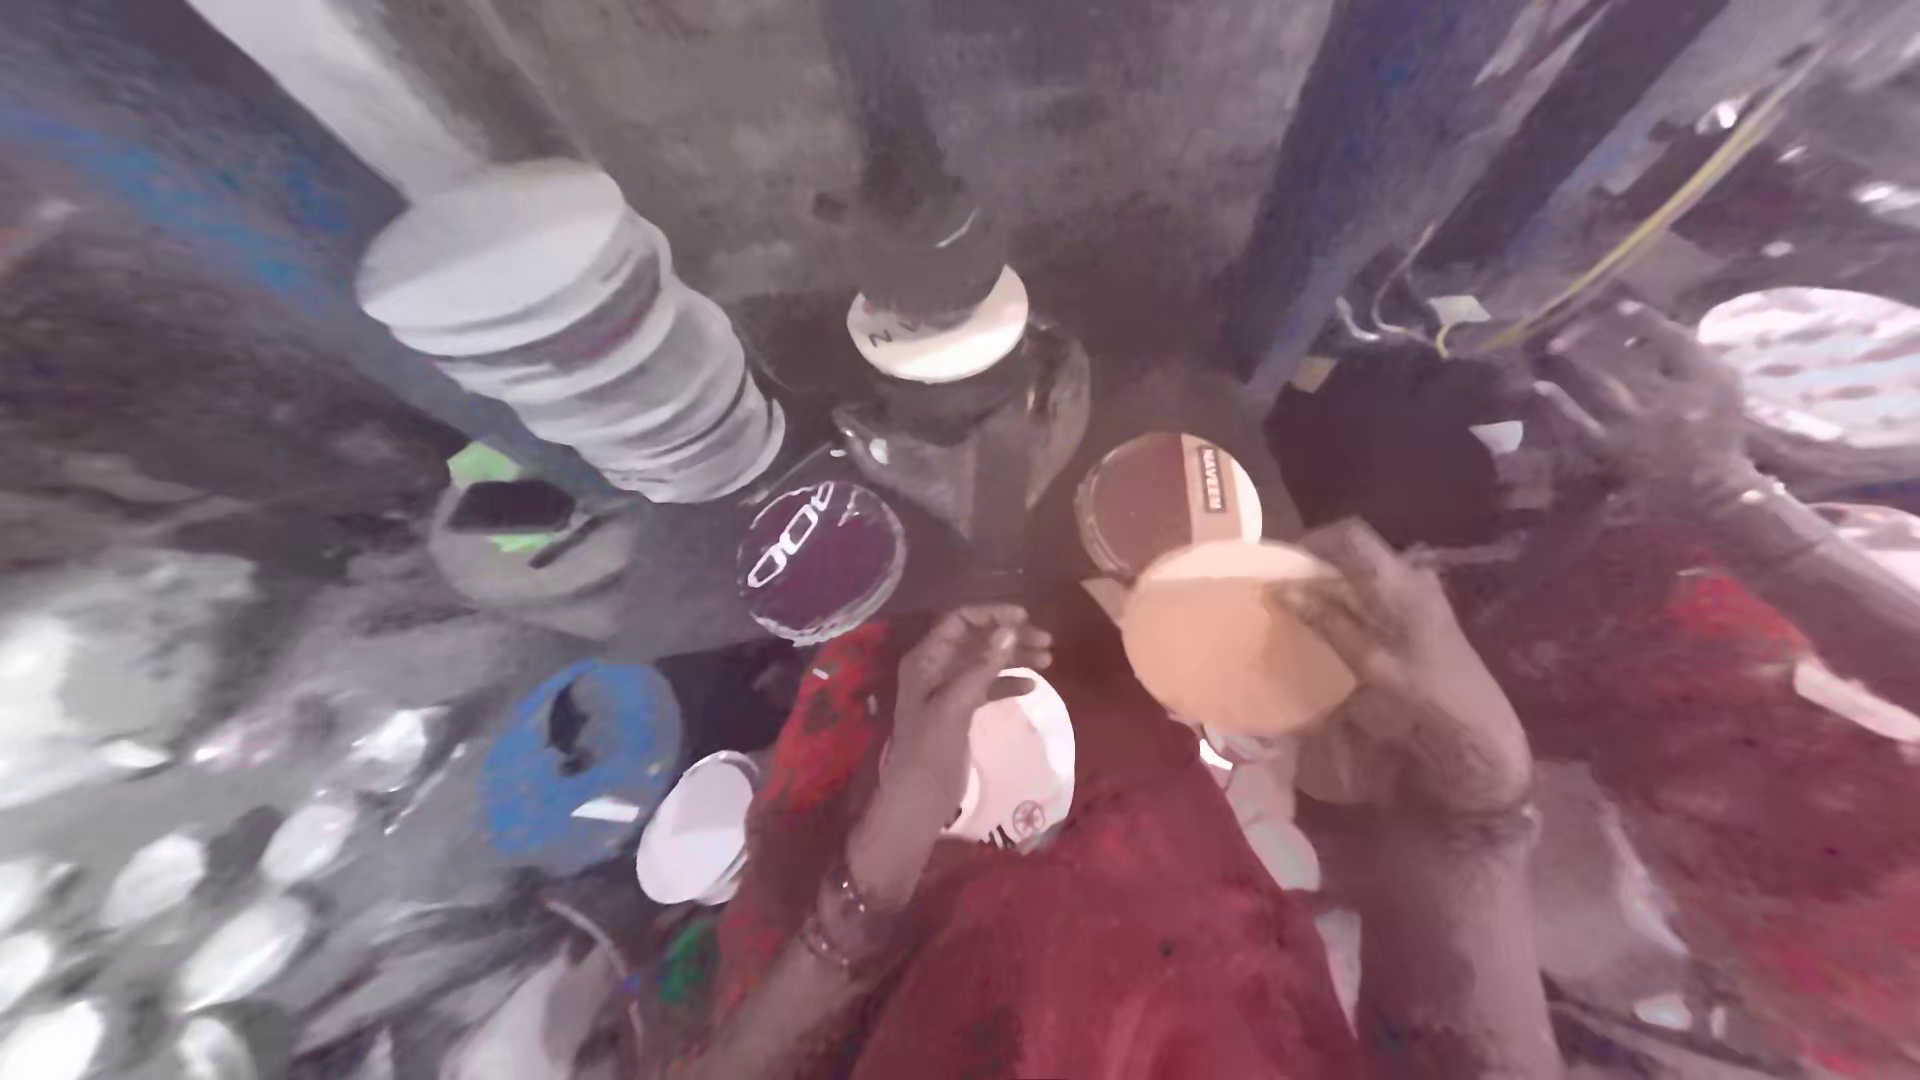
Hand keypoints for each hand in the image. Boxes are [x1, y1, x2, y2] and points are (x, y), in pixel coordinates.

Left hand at [888, 606, 1052, 807]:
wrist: (919, 799)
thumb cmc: (930, 748)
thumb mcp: (956, 704)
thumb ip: (983, 666)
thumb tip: (1010, 629)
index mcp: (926, 658)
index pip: (959, 621)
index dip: (991, 615)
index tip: (1024, 618)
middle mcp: (936, 667)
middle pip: (977, 640)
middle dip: (1010, 637)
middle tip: (1047, 642)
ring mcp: (949, 689)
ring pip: (986, 662)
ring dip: (1014, 658)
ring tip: (1048, 660)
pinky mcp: (961, 709)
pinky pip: (987, 686)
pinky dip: (1008, 683)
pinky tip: (1031, 687)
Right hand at [1270, 520, 1531, 813]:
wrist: (1478, 723)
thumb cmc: (1421, 691)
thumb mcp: (1365, 658)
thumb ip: (1323, 619)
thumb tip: (1279, 588)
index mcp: (1396, 582)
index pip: (1349, 535)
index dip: (1311, 539)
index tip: (1282, 563)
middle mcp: (1410, 574)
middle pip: (1354, 548)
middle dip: (1315, 561)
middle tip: (1286, 586)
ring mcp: (1420, 587)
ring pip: (1363, 565)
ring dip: (1330, 577)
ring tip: (1304, 603)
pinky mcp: (1422, 603)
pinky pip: (1374, 582)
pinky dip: (1347, 590)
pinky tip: (1335, 618)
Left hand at [1532, 300, 1752, 512]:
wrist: (1709, 486)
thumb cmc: (1717, 433)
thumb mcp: (1721, 392)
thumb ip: (1693, 364)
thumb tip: (1656, 333)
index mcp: (1707, 381)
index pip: (1675, 341)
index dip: (1645, 321)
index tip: (1620, 305)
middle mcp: (1671, 398)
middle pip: (1628, 360)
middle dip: (1596, 340)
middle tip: (1568, 327)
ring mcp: (1636, 423)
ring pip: (1600, 385)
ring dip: (1575, 364)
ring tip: (1554, 346)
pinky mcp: (1610, 445)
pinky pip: (1577, 420)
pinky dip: (1557, 402)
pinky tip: (1538, 386)